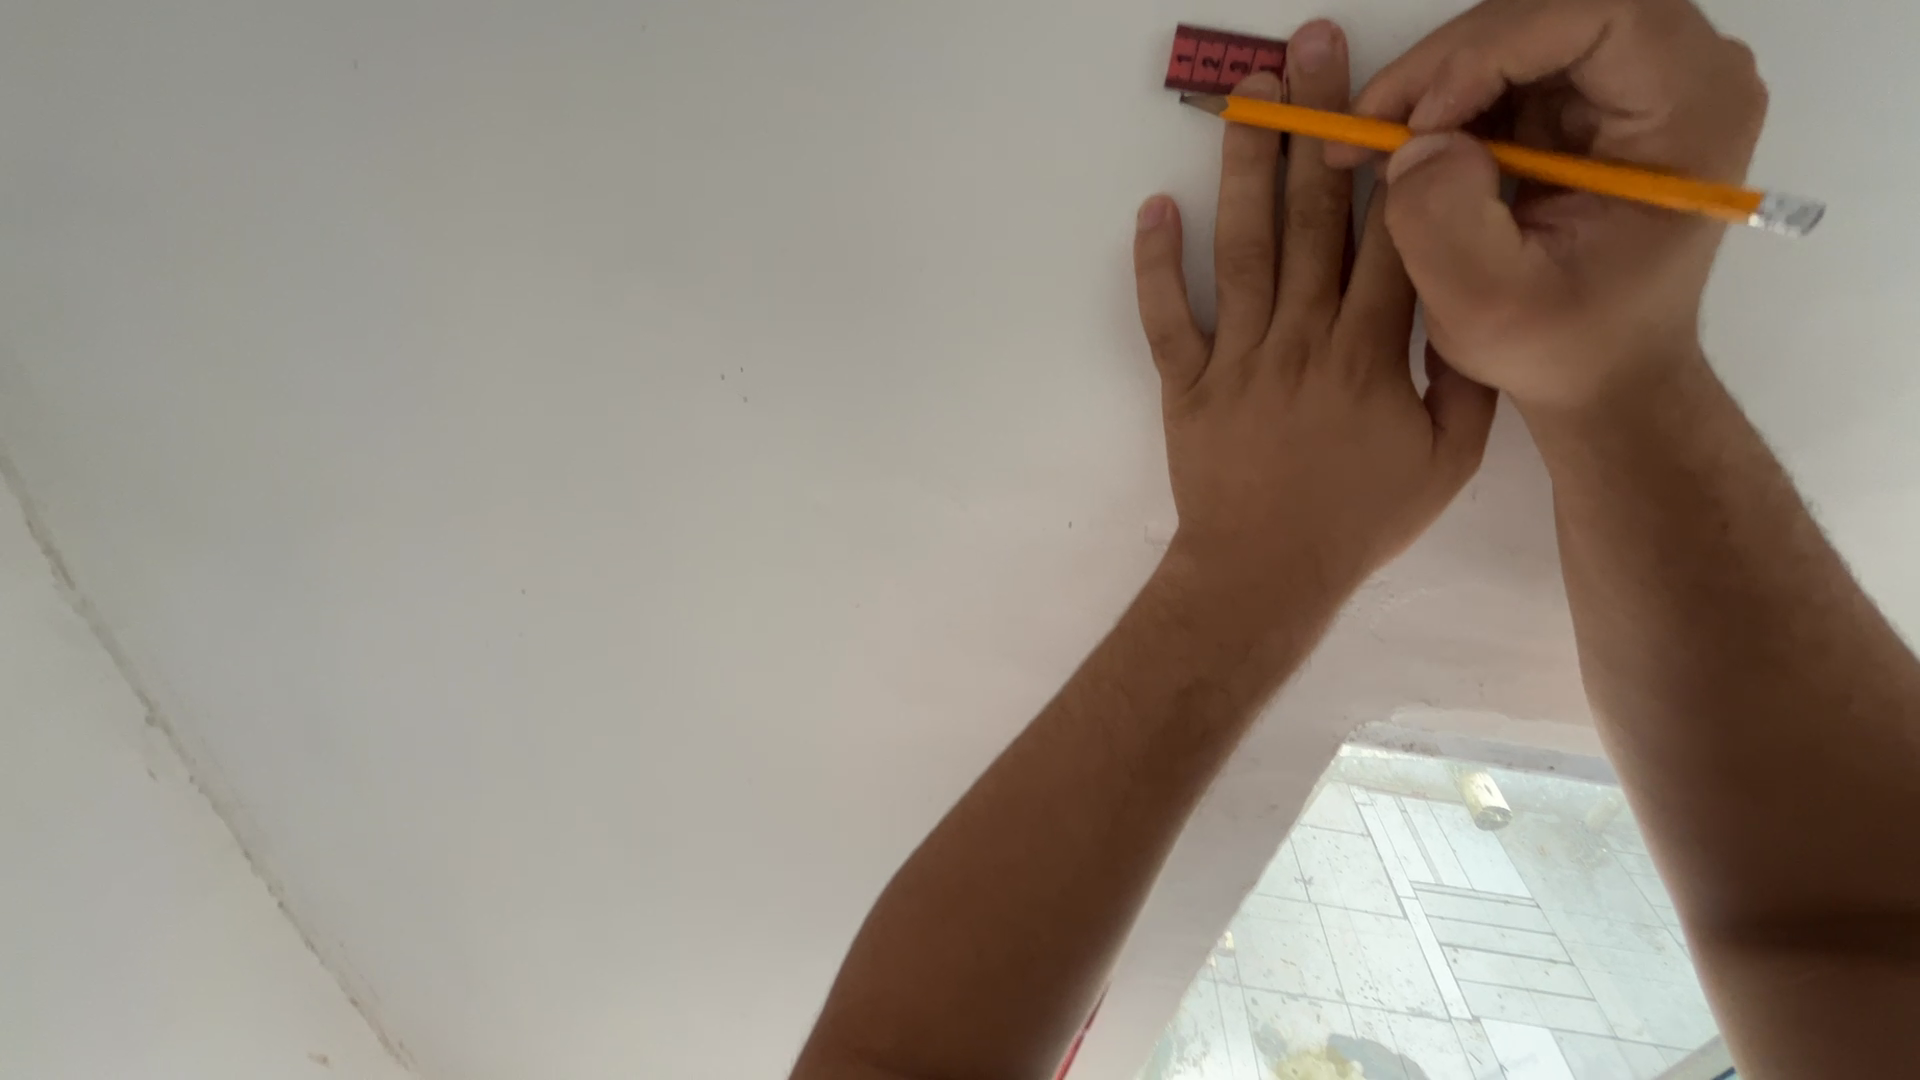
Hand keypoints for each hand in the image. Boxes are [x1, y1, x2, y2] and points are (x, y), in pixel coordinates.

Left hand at [1134, 20, 1495, 611]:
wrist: (1265, 572)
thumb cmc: (1357, 521)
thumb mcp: (1449, 459)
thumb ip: (1468, 377)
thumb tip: (1471, 302)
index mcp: (1372, 353)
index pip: (1392, 233)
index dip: (1397, 155)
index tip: (1399, 90)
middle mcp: (1301, 339)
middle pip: (1314, 217)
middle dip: (1318, 126)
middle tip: (1312, 50)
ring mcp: (1235, 360)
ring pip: (1242, 250)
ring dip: (1242, 169)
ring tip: (1244, 98)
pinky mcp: (1184, 386)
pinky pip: (1167, 318)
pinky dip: (1156, 265)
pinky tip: (1154, 207)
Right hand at [1328, 0, 1768, 412]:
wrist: (1598, 377)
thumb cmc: (1558, 348)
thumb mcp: (1486, 302)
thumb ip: (1443, 219)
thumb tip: (1412, 144)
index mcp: (1687, 112)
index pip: (1597, 16)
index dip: (1491, 50)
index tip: (1415, 122)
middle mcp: (1676, 79)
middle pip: (1551, 17)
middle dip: (1446, 64)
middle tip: (1367, 125)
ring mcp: (1630, 93)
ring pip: (1519, 41)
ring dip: (1434, 85)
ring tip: (1371, 143)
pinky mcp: (1586, 115)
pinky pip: (1506, 78)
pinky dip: (1443, 106)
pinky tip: (1402, 151)